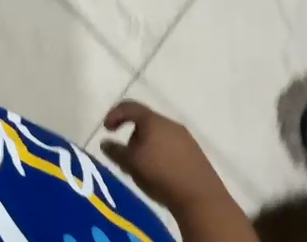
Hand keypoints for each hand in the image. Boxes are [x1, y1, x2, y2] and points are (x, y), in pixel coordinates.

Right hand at [98, 101, 237, 216]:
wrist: (202, 199)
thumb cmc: (161, 175)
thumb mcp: (131, 164)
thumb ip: (115, 151)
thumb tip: (105, 142)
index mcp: (153, 120)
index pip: (129, 106)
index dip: (114, 114)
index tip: (107, 129)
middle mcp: (170, 124)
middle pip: (145, 121)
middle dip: (133, 135)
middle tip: (127, 154)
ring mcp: (186, 138)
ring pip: (160, 135)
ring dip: (148, 146)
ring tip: (144, 167)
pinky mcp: (196, 154)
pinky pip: (173, 147)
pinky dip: (162, 154)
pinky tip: (162, 173)